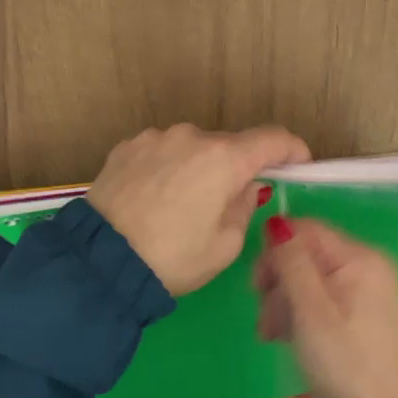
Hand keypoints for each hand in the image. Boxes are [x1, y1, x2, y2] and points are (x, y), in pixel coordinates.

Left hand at [87, 124, 310, 295]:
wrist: (101, 261)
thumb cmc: (172, 258)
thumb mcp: (225, 246)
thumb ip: (245, 207)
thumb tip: (245, 187)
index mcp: (223, 159)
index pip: (273, 139)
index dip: (292, 151)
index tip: (296, 166)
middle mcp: (190, 136)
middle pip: (228, 145)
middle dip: (235, 169)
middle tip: (226, 204)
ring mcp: (154, 138)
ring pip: (191, 148)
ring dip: (196, 169)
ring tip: (181, 207)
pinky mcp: (126, 147)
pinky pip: (160, 153)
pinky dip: (166, 170)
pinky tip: (153, 200)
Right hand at [254, 218, 397, 397]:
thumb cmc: (343, 363)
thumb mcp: (310, 311)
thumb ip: (292, 263)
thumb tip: (275, 222)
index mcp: (358, 258)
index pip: (305, 230)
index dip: (274, 252)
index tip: (256, 288)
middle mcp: (367, 265)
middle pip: (307, 254)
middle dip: (279, 283)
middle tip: (265, 322)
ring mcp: (368, 288)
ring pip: (311, 278)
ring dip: (285, 302)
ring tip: (273, 336)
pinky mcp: (364, 310)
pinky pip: (324, 296)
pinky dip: (302, 313)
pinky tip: (290, 337)